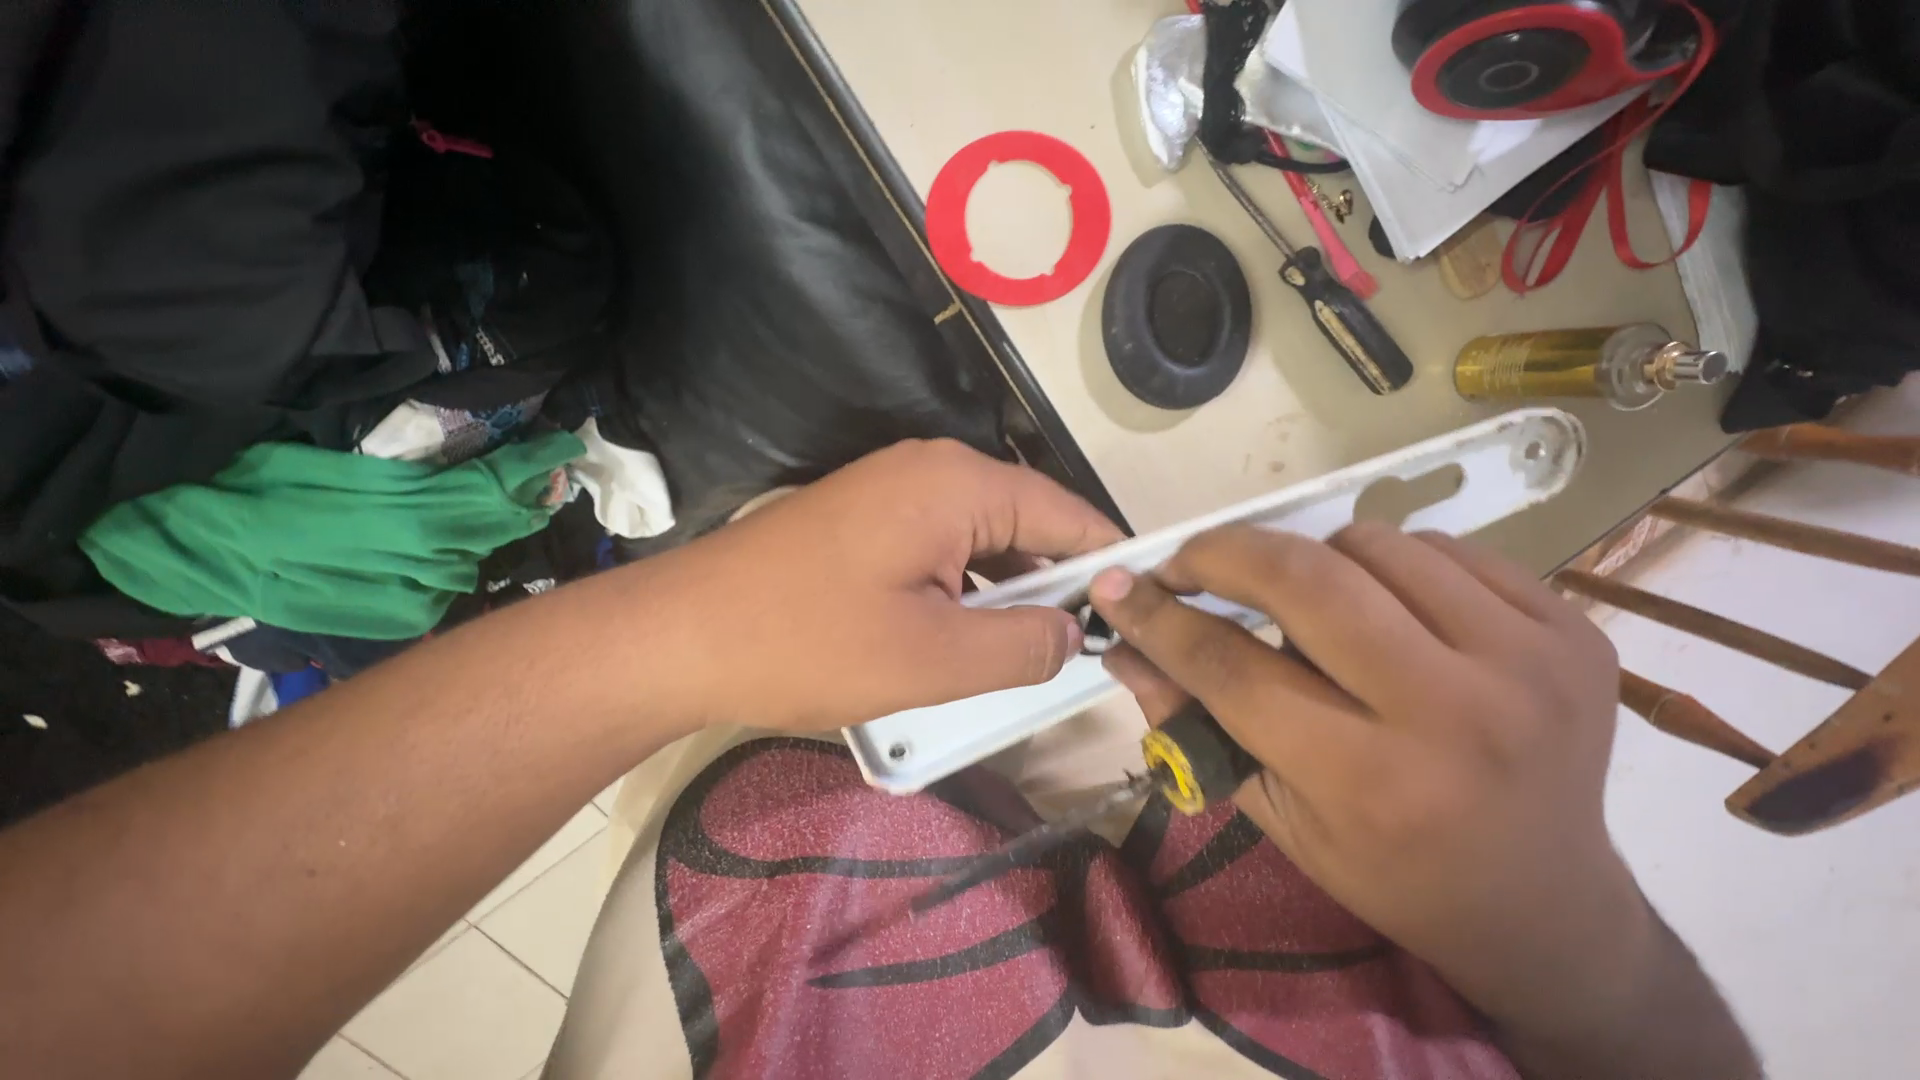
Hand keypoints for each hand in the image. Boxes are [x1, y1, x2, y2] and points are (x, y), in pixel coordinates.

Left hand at [641, 439, 1122, 731]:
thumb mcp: (933, 658)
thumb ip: (1024, 644)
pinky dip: (962, 590)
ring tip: (1018, 656)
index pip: (1070, 513)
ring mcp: (891, 490)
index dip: (1111, 565)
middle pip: (1027, 522)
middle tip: (1079, 655)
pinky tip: (959, 638)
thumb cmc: (808, 644)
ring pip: (982, 539)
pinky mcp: (864, 518)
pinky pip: (940, 547)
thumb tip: (1074, 631)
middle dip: (1054, 586)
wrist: (679, 637)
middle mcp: (930, 470)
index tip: (1144, 613)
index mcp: (958, 485)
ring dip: (1004, 593)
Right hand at [1088, 523, 1650, 1036]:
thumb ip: (1194, 726)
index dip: (1161, 620)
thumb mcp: (1274, 815)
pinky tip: (1387, 614)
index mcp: (1371, 782)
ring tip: (1305, 607)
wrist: (1542, 901)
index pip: (1235, 670)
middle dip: (1224, 554)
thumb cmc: (1387, 869)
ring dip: (1313, 561)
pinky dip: (1390, 565)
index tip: (1118, 586)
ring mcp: (1529, 662)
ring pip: (1373, 544)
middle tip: (1189, 563)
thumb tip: (1127, 646)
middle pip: (1307, 580)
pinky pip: (1444, 549)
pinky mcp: (1577, 628)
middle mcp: (1456, 714)